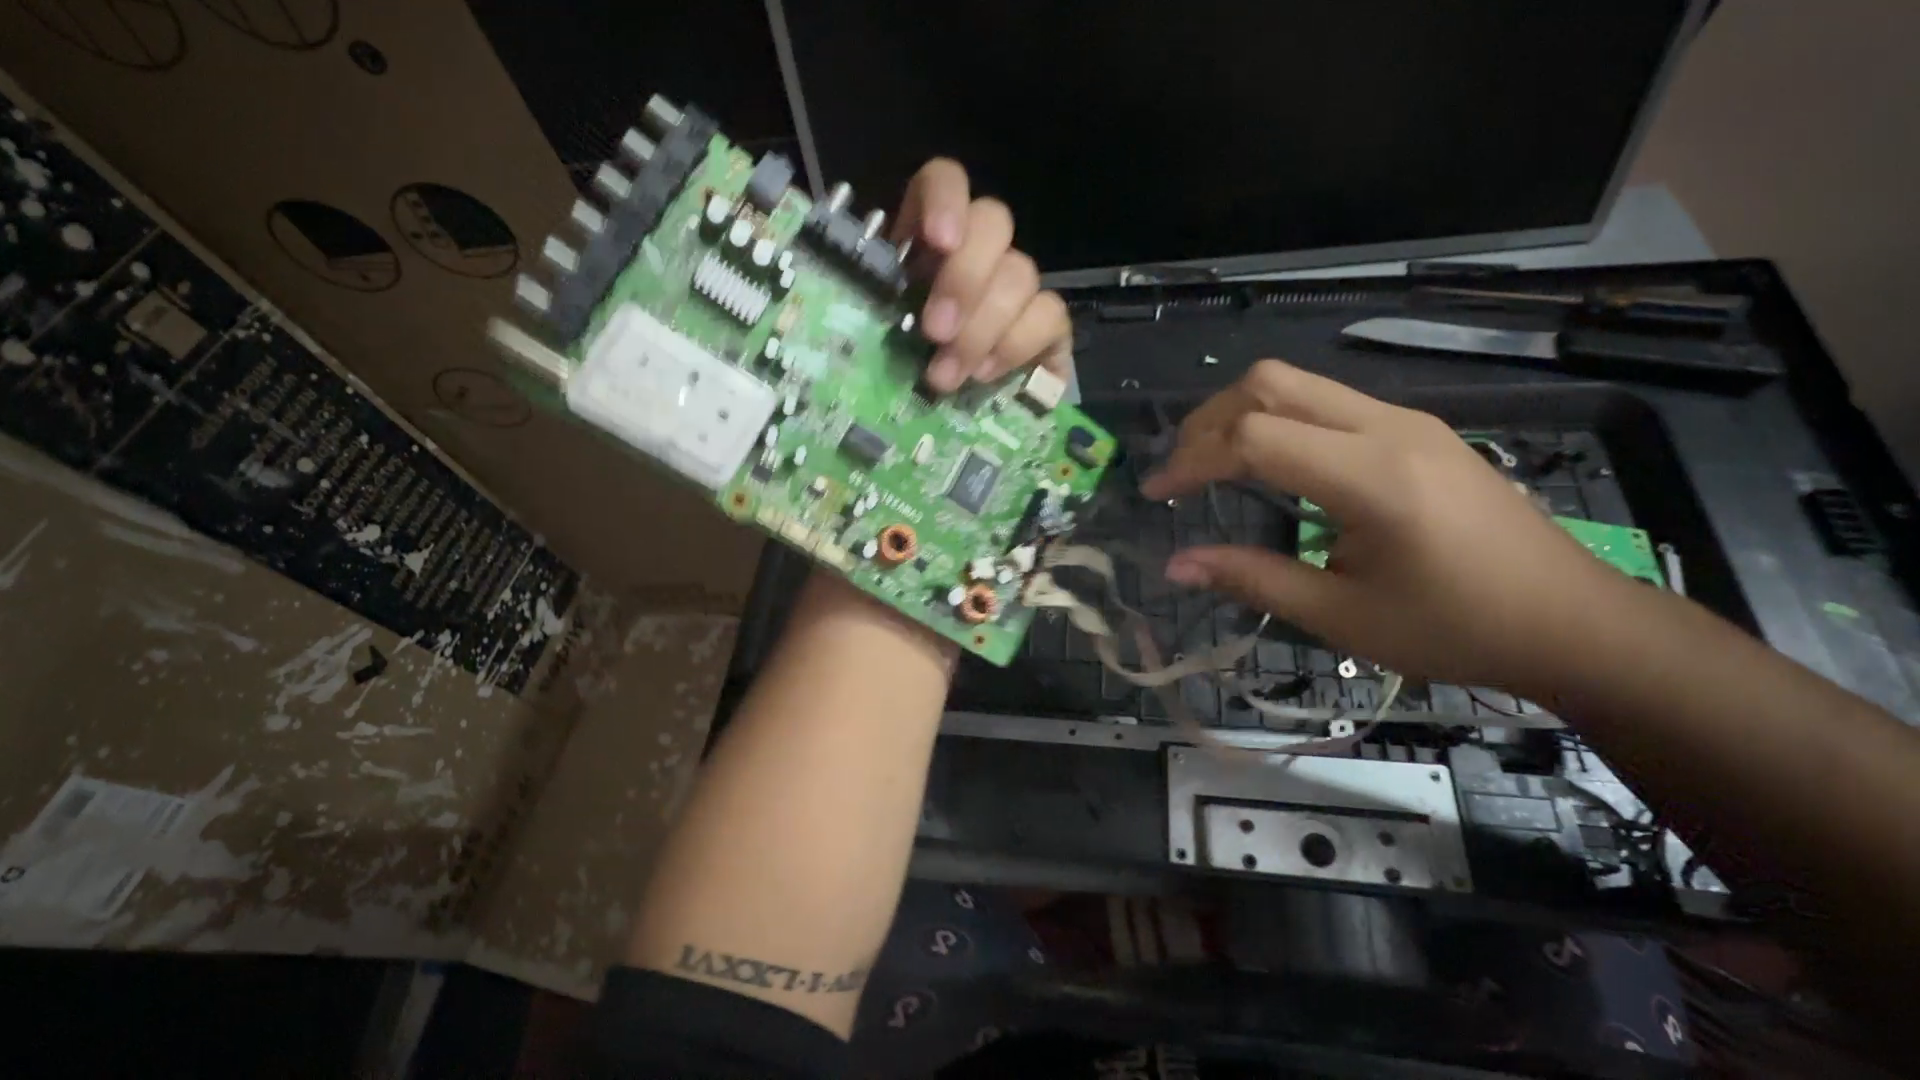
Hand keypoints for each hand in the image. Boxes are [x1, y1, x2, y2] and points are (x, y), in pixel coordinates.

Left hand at [891, 159, 1070, 394]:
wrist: (946, 417)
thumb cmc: (897, 366)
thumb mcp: (871, 333)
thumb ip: (871, 311)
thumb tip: (857, 314)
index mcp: (926, 239)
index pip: (944, 180)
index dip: (946, 199)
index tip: (939, 240)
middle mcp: (977, 249)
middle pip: (994, 222)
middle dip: (965, 279)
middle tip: (935, 331)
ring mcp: (1017, 285)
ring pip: (1021, 273)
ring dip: (981, 329)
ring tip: (946, 375)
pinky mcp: (1047, 326)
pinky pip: (1050, 315)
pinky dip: (1016, 346)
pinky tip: (985, 374)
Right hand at [1140, 360, 1632, 688]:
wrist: (1571, 621)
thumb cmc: (1456, 629)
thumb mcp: (1344, 617)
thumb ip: (1254, 580)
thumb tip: (1176, 565)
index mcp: (1372, 475)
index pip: (1255, 437)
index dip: (1192, 461)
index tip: (1156, 496)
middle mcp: (1389, 427)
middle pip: (1271, 383)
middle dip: (1209, 420)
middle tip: (1179, 471)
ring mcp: (1409, 421)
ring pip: (1301, 385)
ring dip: (1243, 415)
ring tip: (1212, 466)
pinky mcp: (1419, 430)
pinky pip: (1331, 403)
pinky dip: (1282, 422)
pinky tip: (1273, 469)